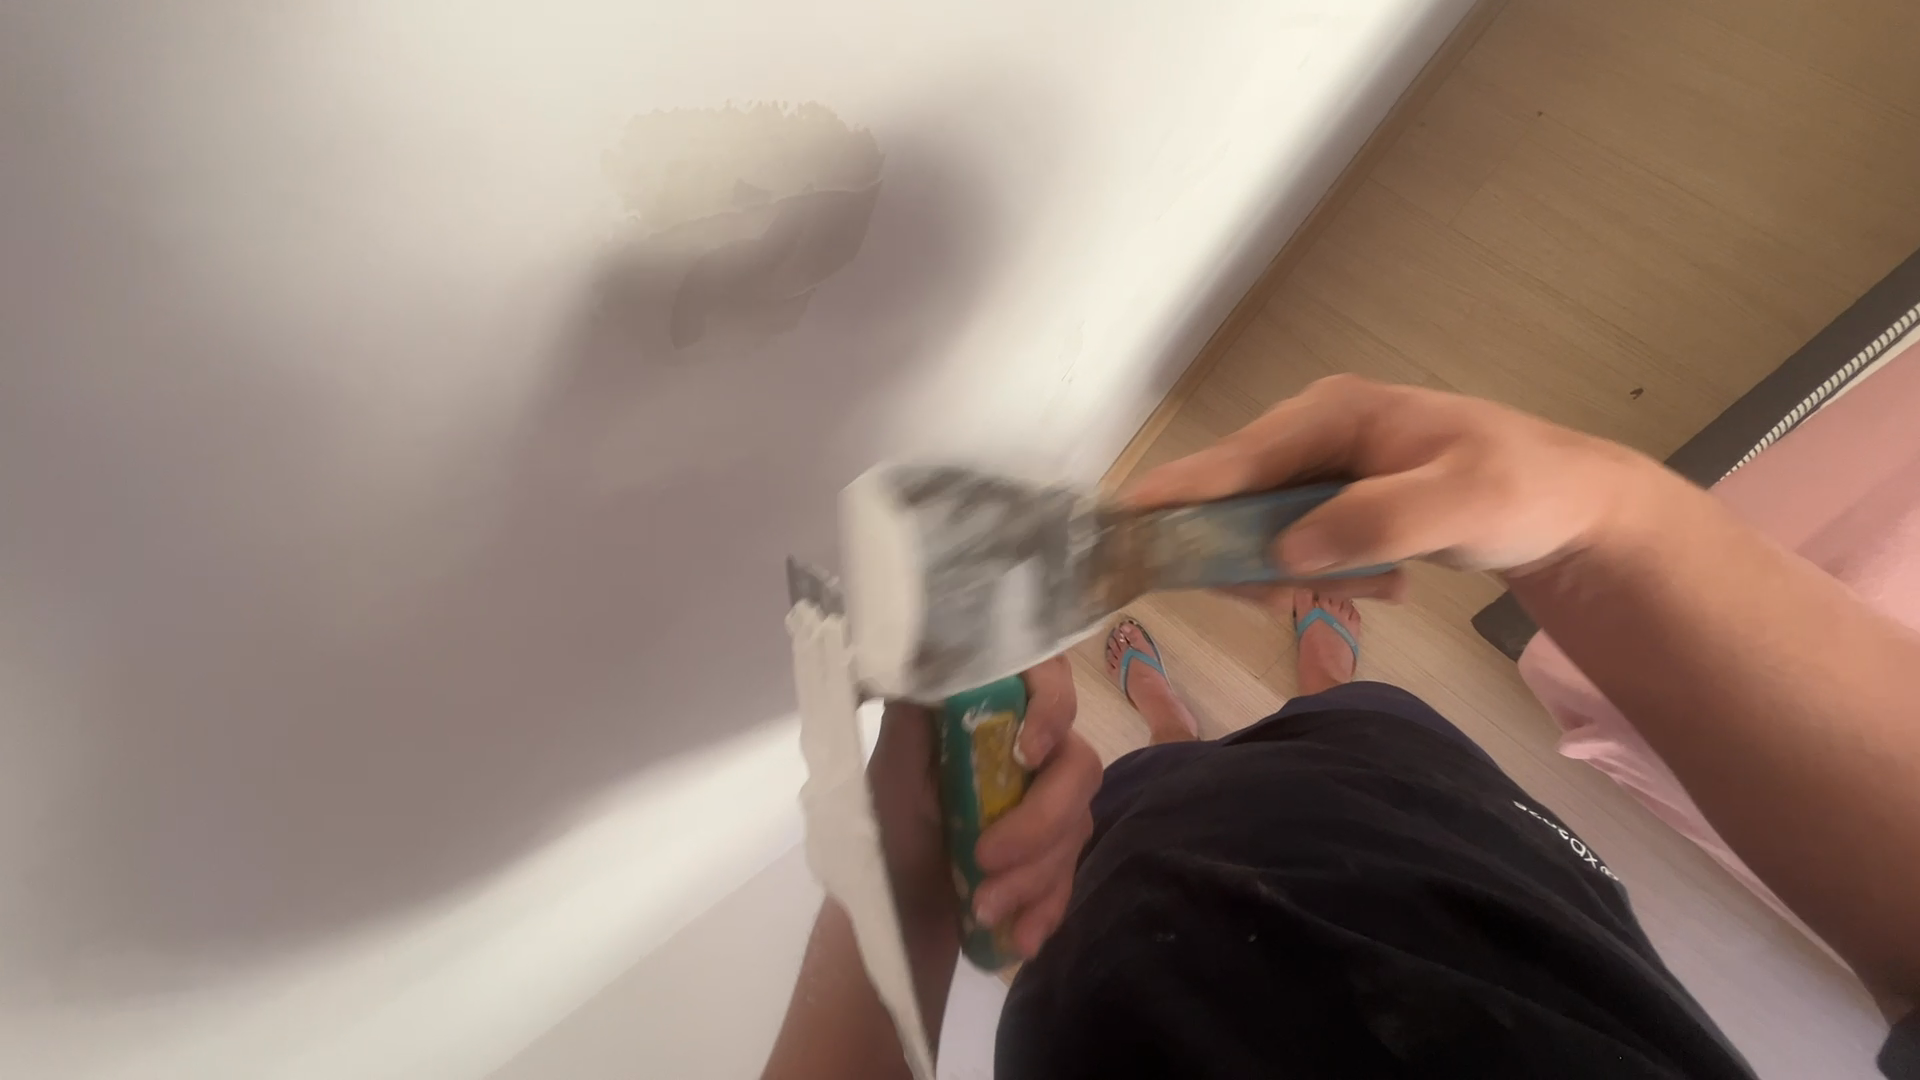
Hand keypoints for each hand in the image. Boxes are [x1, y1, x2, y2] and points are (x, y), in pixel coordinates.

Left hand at [868, 655, 1100, 959]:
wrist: (892, 910)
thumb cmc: (885, 831)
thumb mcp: (891, 771)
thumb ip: (916, 717)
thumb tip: (928, 656)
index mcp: (988, 717)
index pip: (1046, 679)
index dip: (1053, 707)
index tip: (1030, 754)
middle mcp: (1026, 750)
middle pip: (1077, 762)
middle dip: (1040, 820)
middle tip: (987, 858)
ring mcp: (1046, 802)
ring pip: (1079, 823)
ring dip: (1036, 873)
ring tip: (983, 908)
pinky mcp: (1052, 853)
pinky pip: (1074, 873)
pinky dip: (1049, 905)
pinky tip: (1022, 936)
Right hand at [1123, 375, 1652, 595]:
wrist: (1568, 508)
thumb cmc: (1521, 489)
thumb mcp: (1461, 503)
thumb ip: (1372, 522)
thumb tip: (1280, 552)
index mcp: (1329, 413)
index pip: (1235, 457)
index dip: (1177, 492)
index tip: (1122, 522)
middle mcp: (1306, 434)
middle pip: (1230, 500)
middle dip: (1246, 556)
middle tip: (1291, 599)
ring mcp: (1311, 469)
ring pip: (1251, 530)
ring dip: (1286, 573)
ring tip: (1365, 588)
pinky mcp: (1321, 500)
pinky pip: (1280, 544)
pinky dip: (1309, 574)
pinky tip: (1374, 582)